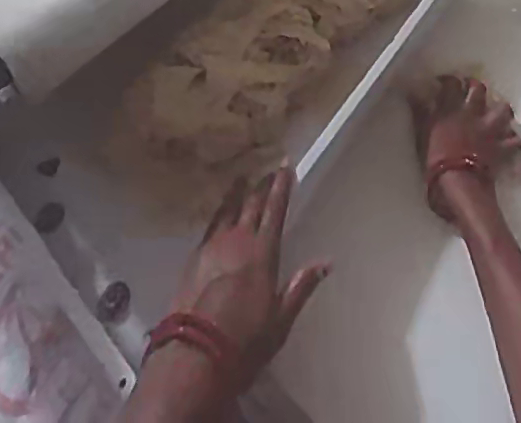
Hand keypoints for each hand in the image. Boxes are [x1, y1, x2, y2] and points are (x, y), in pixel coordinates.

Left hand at [163, 166, 329, 387]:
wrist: (195, 355)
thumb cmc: (244, 342)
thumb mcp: (280, 320)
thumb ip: (301, 287)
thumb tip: (326, 262)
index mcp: (262, 253)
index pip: (275, 210)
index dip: (281, 187)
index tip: (284, 166)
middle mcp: (237, 240)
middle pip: (251, 204)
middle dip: (261, 186)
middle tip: (268, 172)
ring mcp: (212, 246)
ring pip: (227, 209)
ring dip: (237, 193)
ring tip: (241, 179)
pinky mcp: (194, 257)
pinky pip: (210, 225)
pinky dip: (219, 213)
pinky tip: (219, 213)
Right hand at [409, 75, 520, 225]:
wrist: (458, 183)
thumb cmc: (434, 158)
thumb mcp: (421, 131)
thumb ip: (420, 110)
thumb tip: (412, 91)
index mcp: (451, 107)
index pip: (451, 83)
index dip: (448, 80)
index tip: (443, 82)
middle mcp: (473, 112)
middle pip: (479, 89)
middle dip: (475, 86)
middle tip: (471, 89)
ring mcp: (491, 128)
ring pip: (503, 109)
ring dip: (500, 109)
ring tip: (495, 112)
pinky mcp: (503, 146)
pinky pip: (515, 140)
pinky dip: (513, 139)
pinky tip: (508, 140)